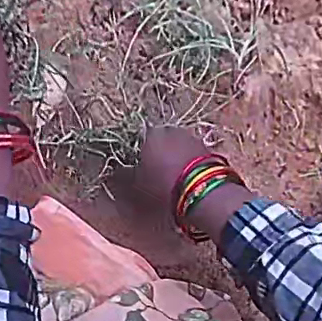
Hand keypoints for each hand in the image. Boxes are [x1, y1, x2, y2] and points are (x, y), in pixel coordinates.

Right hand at [133, 126, 253, 241]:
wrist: (202, 190)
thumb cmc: (162, 184)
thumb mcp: (135, 183)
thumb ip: (122, 175)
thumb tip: (114, 172)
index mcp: (150, 134)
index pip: (138, 140)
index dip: (136, 154)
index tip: (136, 168)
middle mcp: (171, 130)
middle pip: (159, 140)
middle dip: (156, 152)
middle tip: (152, 172)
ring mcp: (191, 137)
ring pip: (176, 146)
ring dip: (173, 157)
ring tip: (170, 177)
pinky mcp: (208, 148)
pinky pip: (191, 154)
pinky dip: (187, 162)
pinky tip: (185, 178)